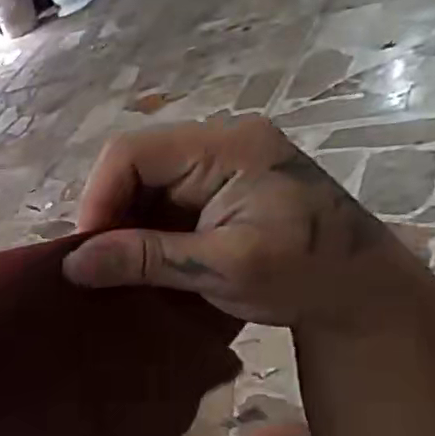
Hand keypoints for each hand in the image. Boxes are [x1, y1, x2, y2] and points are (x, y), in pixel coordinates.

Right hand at [61, 114, 433, 331]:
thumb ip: (146, 259)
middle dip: (107, 215)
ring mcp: (217, 165)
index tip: (87, 252)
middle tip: (99, 264)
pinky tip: (141, 260)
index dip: (98, 199)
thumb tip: (72, 263)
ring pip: (139, 184)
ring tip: (117, 266)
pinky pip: (158, 200)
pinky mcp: (216, 188)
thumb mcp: (221, 269)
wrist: (362, 293)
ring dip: (121, 226)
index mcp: (228, 147)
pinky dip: (140, 231)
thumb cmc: (304, 276)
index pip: (131, 153)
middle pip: (132, 165)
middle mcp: (219, 143)